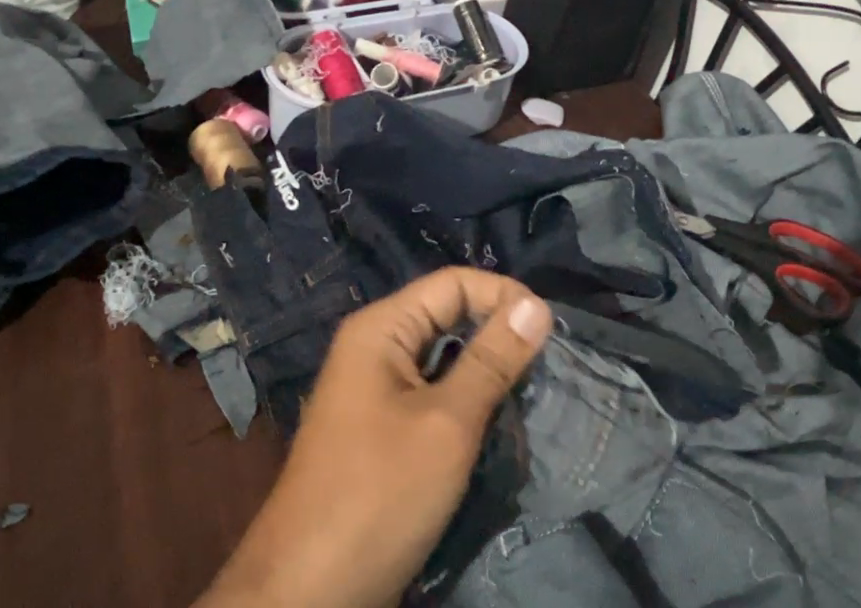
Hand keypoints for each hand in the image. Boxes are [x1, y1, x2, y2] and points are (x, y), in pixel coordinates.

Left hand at [197, 267, 553, 607]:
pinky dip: (465, 400)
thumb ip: (491, 361)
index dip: (502, 295)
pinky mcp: (380, 428)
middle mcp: (373, 347)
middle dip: (496, 332)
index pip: (452, 283)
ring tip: (530, 392)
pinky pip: (430, 393)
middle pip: (446, 315)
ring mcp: (374, 389)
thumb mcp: (447, 423)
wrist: (310, 587)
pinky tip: (495, 422)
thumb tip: (536, 305)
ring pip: (442, 357)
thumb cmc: (379, 493)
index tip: (550, 331)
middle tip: (547, 366)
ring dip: (484, 370)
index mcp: (379, 329)